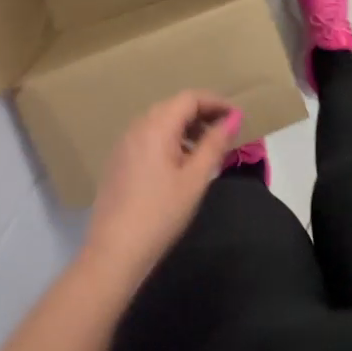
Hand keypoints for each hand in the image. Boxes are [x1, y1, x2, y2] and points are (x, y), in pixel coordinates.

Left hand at [83, 90, 240, 285]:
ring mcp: (123, 145)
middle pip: (173, 107)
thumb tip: (233, 118)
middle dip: (201, 114)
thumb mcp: (195, 179)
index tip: (236, 116)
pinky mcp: (118, 162)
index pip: (189, 98)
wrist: (115, 252)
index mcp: (156, 127)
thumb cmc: (161, 214)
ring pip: (159, 122)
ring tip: (205, 151)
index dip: (215, 102)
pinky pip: (147, 137)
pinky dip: (168, 140)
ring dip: (185, 128)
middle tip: (224, 133)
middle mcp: (136, 128)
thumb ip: (215, 144)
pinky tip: (179, 165)